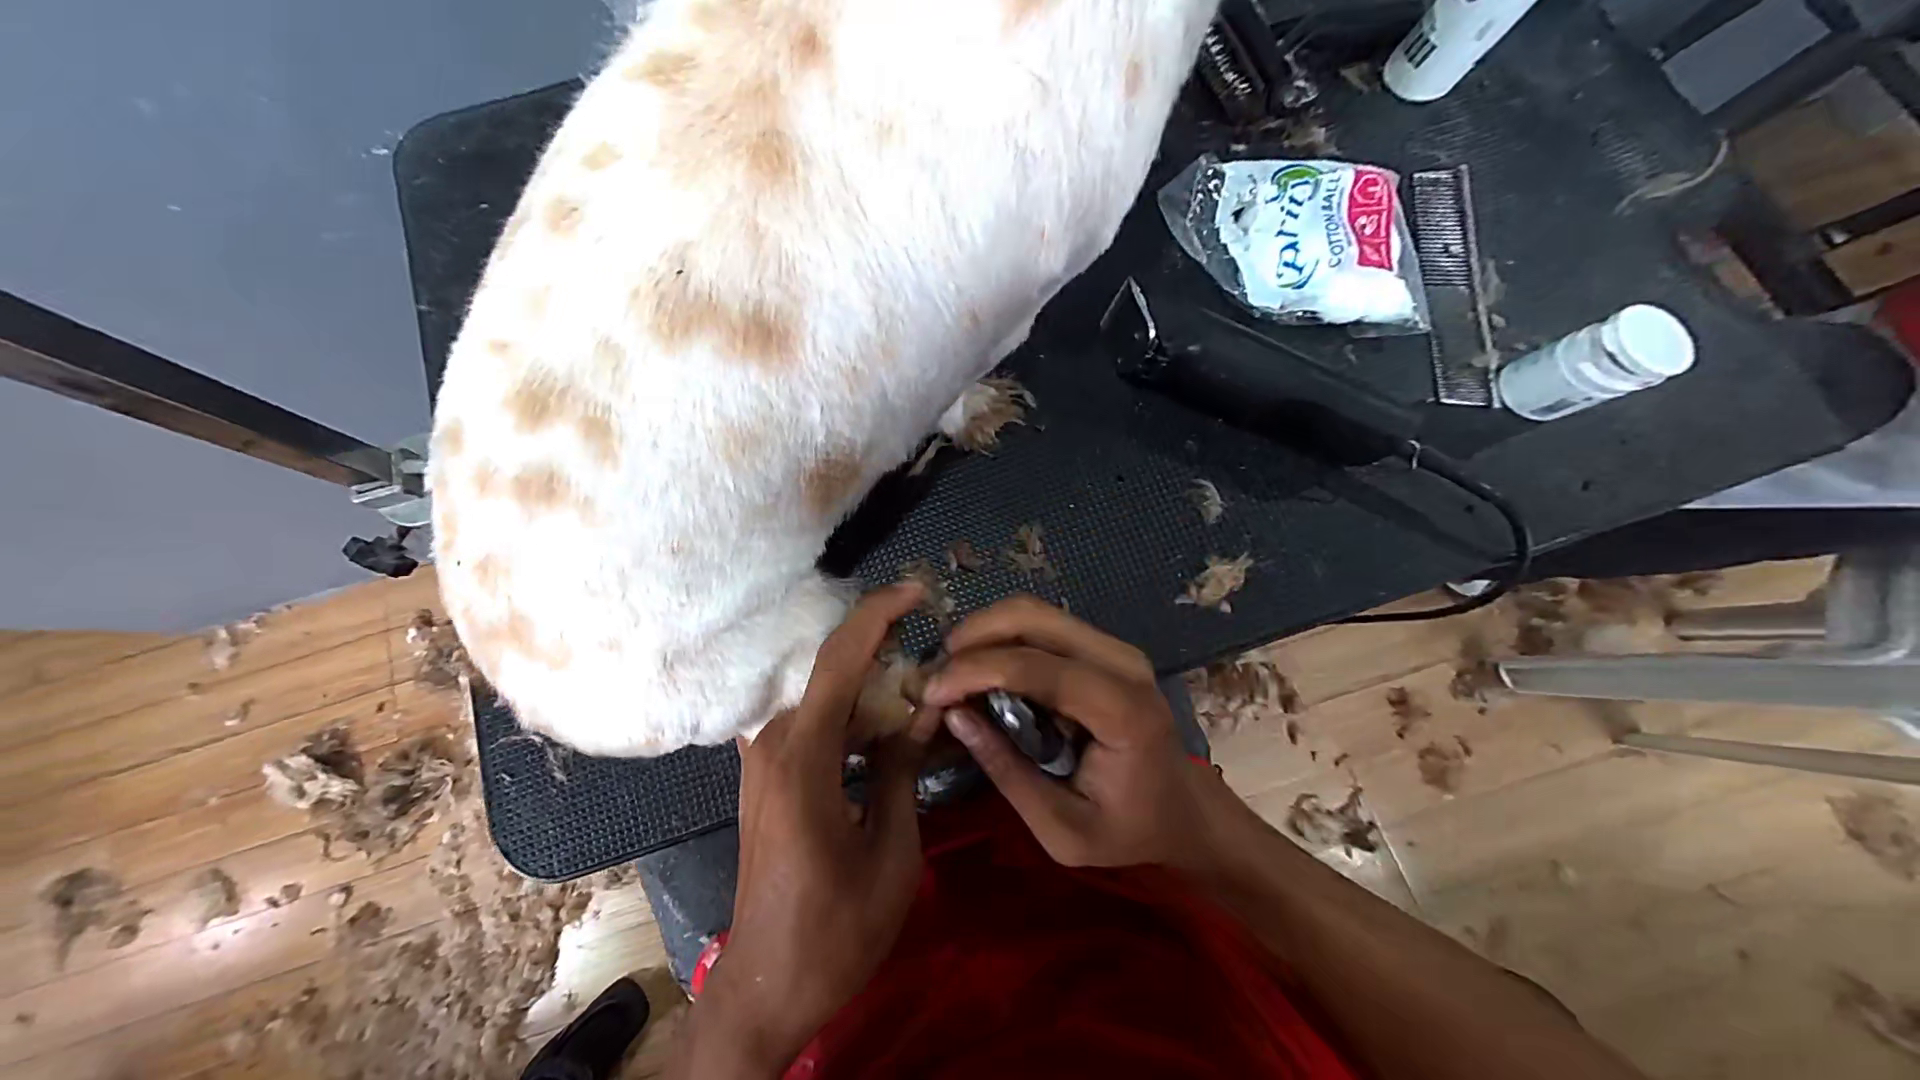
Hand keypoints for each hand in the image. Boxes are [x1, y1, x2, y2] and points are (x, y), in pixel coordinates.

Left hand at [685, 584, 939, 1074]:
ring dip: (870, 685)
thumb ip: (904, 765)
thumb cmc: (837, 928)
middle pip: (830, 671)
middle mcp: (772, 744)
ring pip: (823, 695)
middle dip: (883, 650)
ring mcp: (762, 759)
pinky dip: (852, 715)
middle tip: (934, 649)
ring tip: (921, 687)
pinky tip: (887, 726)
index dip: (879, 615)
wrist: (767, 987)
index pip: (839, 660)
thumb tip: (929, 705)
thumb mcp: (893, 848)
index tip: (918, 592)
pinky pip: (814, 723)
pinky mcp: (766, 775)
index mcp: (801, 758)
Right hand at [921, 596, 1255, 872]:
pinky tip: (979, 667)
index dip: (976, 671)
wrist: (1185, 811)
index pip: (1038, 667)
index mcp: (1122, 710)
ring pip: (1033, 610)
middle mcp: (1122, 662)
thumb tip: (954, 716)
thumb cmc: (1130, 829)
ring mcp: (1115, 647)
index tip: (929, 692)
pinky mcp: (1103, 647)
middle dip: (972, 636)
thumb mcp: (1063, 830)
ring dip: (982, 631)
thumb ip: (1008, 773)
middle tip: (934, 675)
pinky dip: (1001, 636)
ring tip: (951, 671)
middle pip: (1032, 616)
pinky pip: (1042, 623)